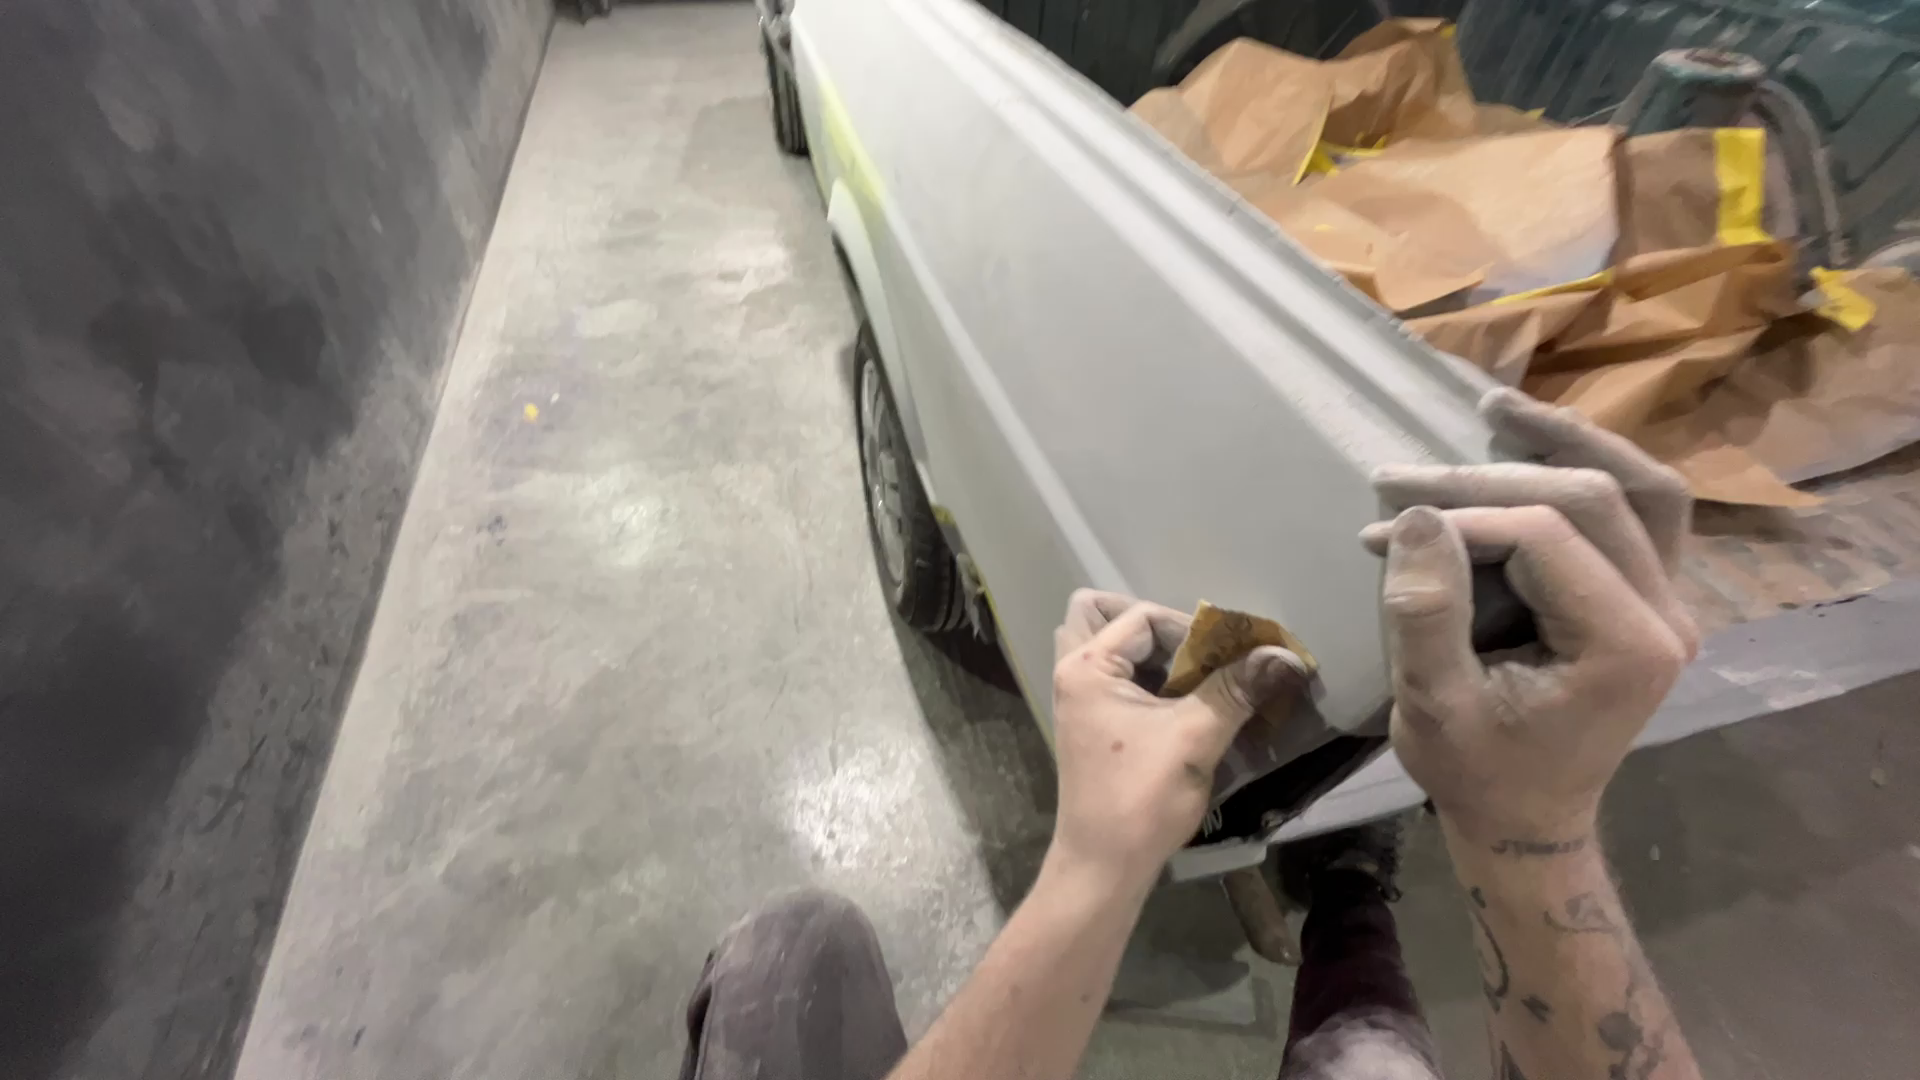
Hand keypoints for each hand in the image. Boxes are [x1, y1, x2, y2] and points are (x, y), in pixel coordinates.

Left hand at [1049, 590, 1307, 888]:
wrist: (1103, 864)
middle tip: (1184, 645)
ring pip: (1095, 641)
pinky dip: (1134, 670)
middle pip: (1094, 611)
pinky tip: (1171, 695)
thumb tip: (1284, 655)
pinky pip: (1103, 671)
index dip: (1189, 629)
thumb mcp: (1194, 738)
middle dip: (1143, 618)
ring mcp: (1074, 696)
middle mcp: (1070, 671)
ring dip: (1137, 644)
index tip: (1226, 658)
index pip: (1141, 616)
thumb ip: (1235, 690)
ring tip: (1181, 668)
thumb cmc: (1142, 798)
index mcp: (1086, 666)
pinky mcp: (1086, 719)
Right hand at [1362, 389, 1700, 844]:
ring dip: (1564, 442)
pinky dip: (1584, 467)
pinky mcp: (1644, 596)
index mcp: (1624, 644)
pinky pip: (1637, 511)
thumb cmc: (1473, 767)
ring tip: (1494, 407)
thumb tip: (1413, 517)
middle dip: (1485, 476)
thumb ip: (1424, 611)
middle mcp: (1667, 613)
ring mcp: (1668, 601)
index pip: (1542, 535)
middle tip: (1399, 477)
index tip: (1378, 532)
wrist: (1524, 813)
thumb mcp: (1431, 702)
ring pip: (1642, 488)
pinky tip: (1533, 444)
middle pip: (1593, 498)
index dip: (1455, 519)